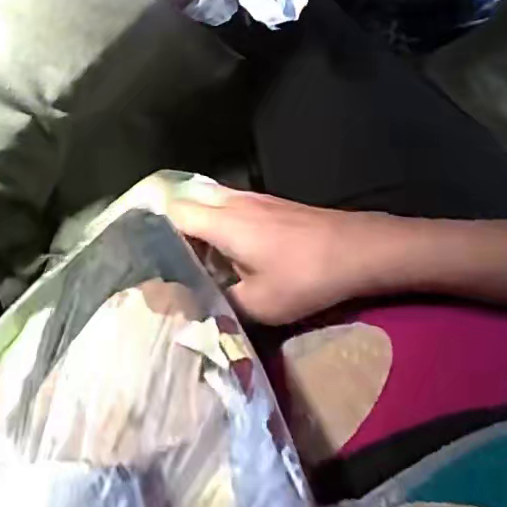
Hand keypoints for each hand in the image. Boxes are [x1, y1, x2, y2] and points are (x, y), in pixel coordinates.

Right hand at [168, 183, 410, 323]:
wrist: (360, 250)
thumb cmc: (306, 276)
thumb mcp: (260, 305)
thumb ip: (220, 304)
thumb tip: (193, 307)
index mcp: (220, 223)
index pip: (172, 213)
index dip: (154, 229)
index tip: (146, 252)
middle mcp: (230, 202)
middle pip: (188, 204)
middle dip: (173, 228)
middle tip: (168, 257)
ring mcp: (252, 199)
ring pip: (209, 203)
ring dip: (199, 226)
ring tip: (195, 257)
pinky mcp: (270, 203)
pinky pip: (229, 206)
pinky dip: (219, 223)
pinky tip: (230, 251)